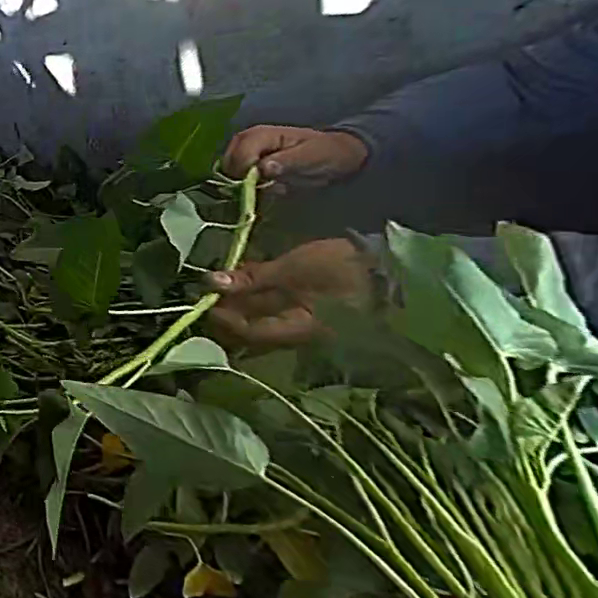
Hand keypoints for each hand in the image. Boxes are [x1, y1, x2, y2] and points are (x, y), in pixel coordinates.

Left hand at [205, 238, 372, 347]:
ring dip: (235, 302)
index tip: (204, 299)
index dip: (222, 318)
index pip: (249, 333)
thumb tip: (211, 283)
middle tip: (206, 290)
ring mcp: (303, 319)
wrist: (393, 264)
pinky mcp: (306, 305)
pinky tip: (240, 277)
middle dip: (224, 311)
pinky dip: (252, 293)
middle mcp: (298, 331)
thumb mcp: (293, 269)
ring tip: (219, 282)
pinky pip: (271, 305)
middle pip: (250, 328)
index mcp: (298, 330)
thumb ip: (253, 278)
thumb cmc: (344, 268)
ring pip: (257, 316)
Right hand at [223, 125, 369, 191]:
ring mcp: (242, 151)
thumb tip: (262, 168)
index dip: (247, 175)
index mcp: (259, 135)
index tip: (266, 186)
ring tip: (270, 186)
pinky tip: (266, 186)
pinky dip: (246, 185)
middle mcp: (244, 141)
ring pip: (229, 173)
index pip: (239, 158)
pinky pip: (235, 177)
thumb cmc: (325, 154)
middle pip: (228, 165)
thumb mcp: (312, 157)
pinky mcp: (244, 161)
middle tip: (269, 187)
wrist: (335, 154)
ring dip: (245, 184)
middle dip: (244, 180)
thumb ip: (286, 161)